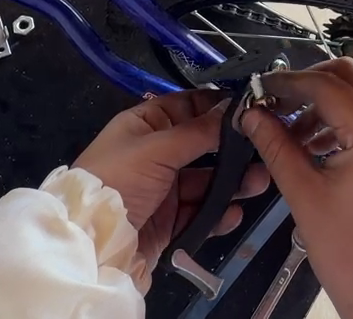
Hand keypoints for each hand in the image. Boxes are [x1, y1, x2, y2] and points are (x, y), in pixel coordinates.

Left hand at [72, 90, 271, 281]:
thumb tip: (234, 107)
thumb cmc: (119, 181)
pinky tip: (233, 214)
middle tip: (262, 149)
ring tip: (258, 183)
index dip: (218, 105)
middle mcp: (155, 154)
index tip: (250, 106)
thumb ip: (200, 131)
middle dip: (233, 148)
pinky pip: (199, 213)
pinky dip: (218, 214)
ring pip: (205, 180)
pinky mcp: (167, 223)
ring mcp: (162, 190)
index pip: (189, 106)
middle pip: (202, 145)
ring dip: (232, 182)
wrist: (90, 248)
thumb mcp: (158, 149)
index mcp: (145, 125)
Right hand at [238, 60, 352, 318]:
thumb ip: (276, 147)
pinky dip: (335, 118)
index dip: (287, 82)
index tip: (259, 89)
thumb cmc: (350, 249)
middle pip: (346, 76)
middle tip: (275, 102)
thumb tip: (252, 115)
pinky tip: (309, 145)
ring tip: (286, 131)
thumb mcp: (304, 195)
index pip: (325, 85)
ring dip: (320, 102)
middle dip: (307, 83)